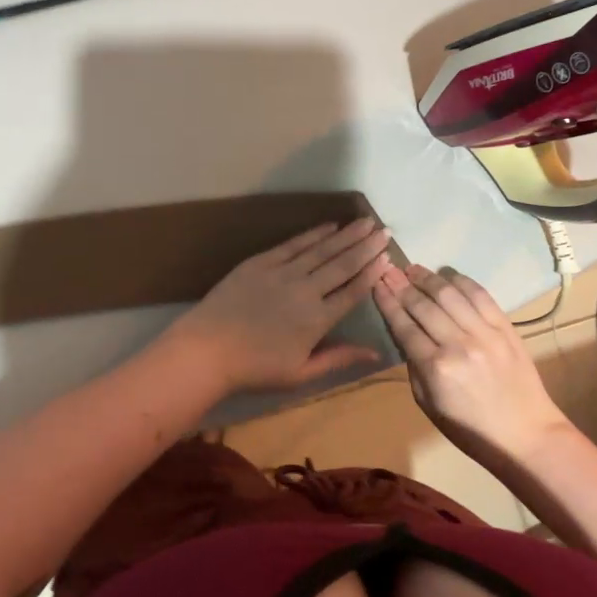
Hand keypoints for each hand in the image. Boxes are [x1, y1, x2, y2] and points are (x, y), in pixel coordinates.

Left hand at [161, 218, 392, 391]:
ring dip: (345, 235)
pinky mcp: (261, 262)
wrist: (209, 349)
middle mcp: (305, 291)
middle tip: (385, 230)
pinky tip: (329, 225)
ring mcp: (282, 273)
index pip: (353, 291)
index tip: (388, 257)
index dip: (372, 273)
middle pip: (342, 264)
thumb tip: (376, 353)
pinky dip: (313, 234)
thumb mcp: (301, 374)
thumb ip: (338, 358)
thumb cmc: (255, 369)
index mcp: (318, 320)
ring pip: (321, 250)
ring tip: (365, 222)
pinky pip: (293, 244)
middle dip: (366, 246)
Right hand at [374, 265, 569, 466]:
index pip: (404, 326)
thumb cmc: (470, 429)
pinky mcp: (506, 328)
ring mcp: (485, 333)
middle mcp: (458, 345)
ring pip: (450, 294)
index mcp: (436, 368)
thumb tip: (404, 334)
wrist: (527, 435)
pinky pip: (480, 295)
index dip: (388, 302)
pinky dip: (462, 281)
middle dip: (402, 286)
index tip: (376, 284)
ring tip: (414, 269)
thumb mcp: (428, 405)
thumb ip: (414, 366)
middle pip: (423, 306)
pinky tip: (447, 275)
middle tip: (389, 270)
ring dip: (428, 278)